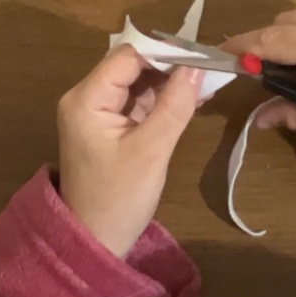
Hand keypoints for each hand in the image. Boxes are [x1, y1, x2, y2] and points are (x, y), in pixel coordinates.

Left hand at [56, 45, 202, 256]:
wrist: (93, 243)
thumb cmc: (118, 200)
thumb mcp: (151, 152)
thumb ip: (174, 105)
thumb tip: (198, 66)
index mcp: (86, 99)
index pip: (128, 56)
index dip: (165, 52)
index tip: (201, 56)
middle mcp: (86, 97)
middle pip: (132, 65)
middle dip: (170, 65)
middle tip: (209, 67)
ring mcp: (97, 111)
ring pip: (138, 80)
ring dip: (170, 80)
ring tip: (207, 80)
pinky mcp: (109, 124)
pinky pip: (138, 99)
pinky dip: (163, 97)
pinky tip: (192, 96)